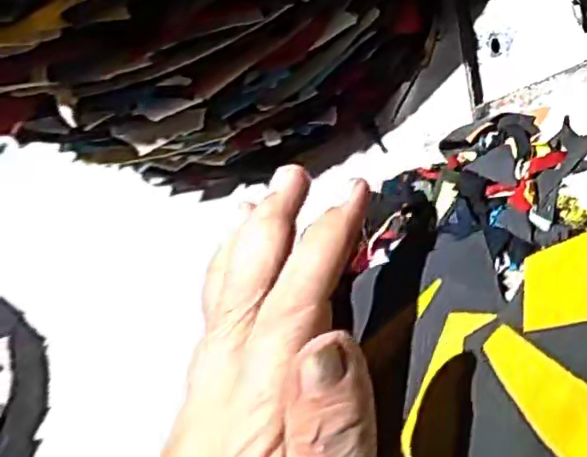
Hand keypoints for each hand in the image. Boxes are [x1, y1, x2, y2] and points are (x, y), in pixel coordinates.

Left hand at [165, 166, 375, 456]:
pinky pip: (217, 341)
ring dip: (242, 258)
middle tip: (290, 180)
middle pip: (240, 304)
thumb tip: (326, 343)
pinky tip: (245, 291)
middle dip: (268, 234)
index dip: (326, 240)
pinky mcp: (213, 429)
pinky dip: (233, 298)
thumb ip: (334, 414)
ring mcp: (208, 419)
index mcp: (261, 412)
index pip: (294, 305)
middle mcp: (221, 409)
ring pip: (218, 321)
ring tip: (257, 214)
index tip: (354, 191)